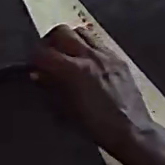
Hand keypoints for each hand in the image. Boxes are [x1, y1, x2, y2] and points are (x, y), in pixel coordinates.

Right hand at [30, 25, 164, 164]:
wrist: (132, 132)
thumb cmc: (95, 126)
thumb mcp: (65, 110)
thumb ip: (50, 87)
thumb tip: (37, 74)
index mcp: (73, 70)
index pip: (44, 53)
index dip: (34, 57)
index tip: (32, 64)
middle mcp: (89, 56)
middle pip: (61, 32)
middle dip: (50, 41)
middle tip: (48, 53)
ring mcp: (106, 55)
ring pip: (81, 32)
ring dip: (70, 39)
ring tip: (68, 53)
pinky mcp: (119, 58)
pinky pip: (98, 42)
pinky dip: (87, 46)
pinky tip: (87, 61)